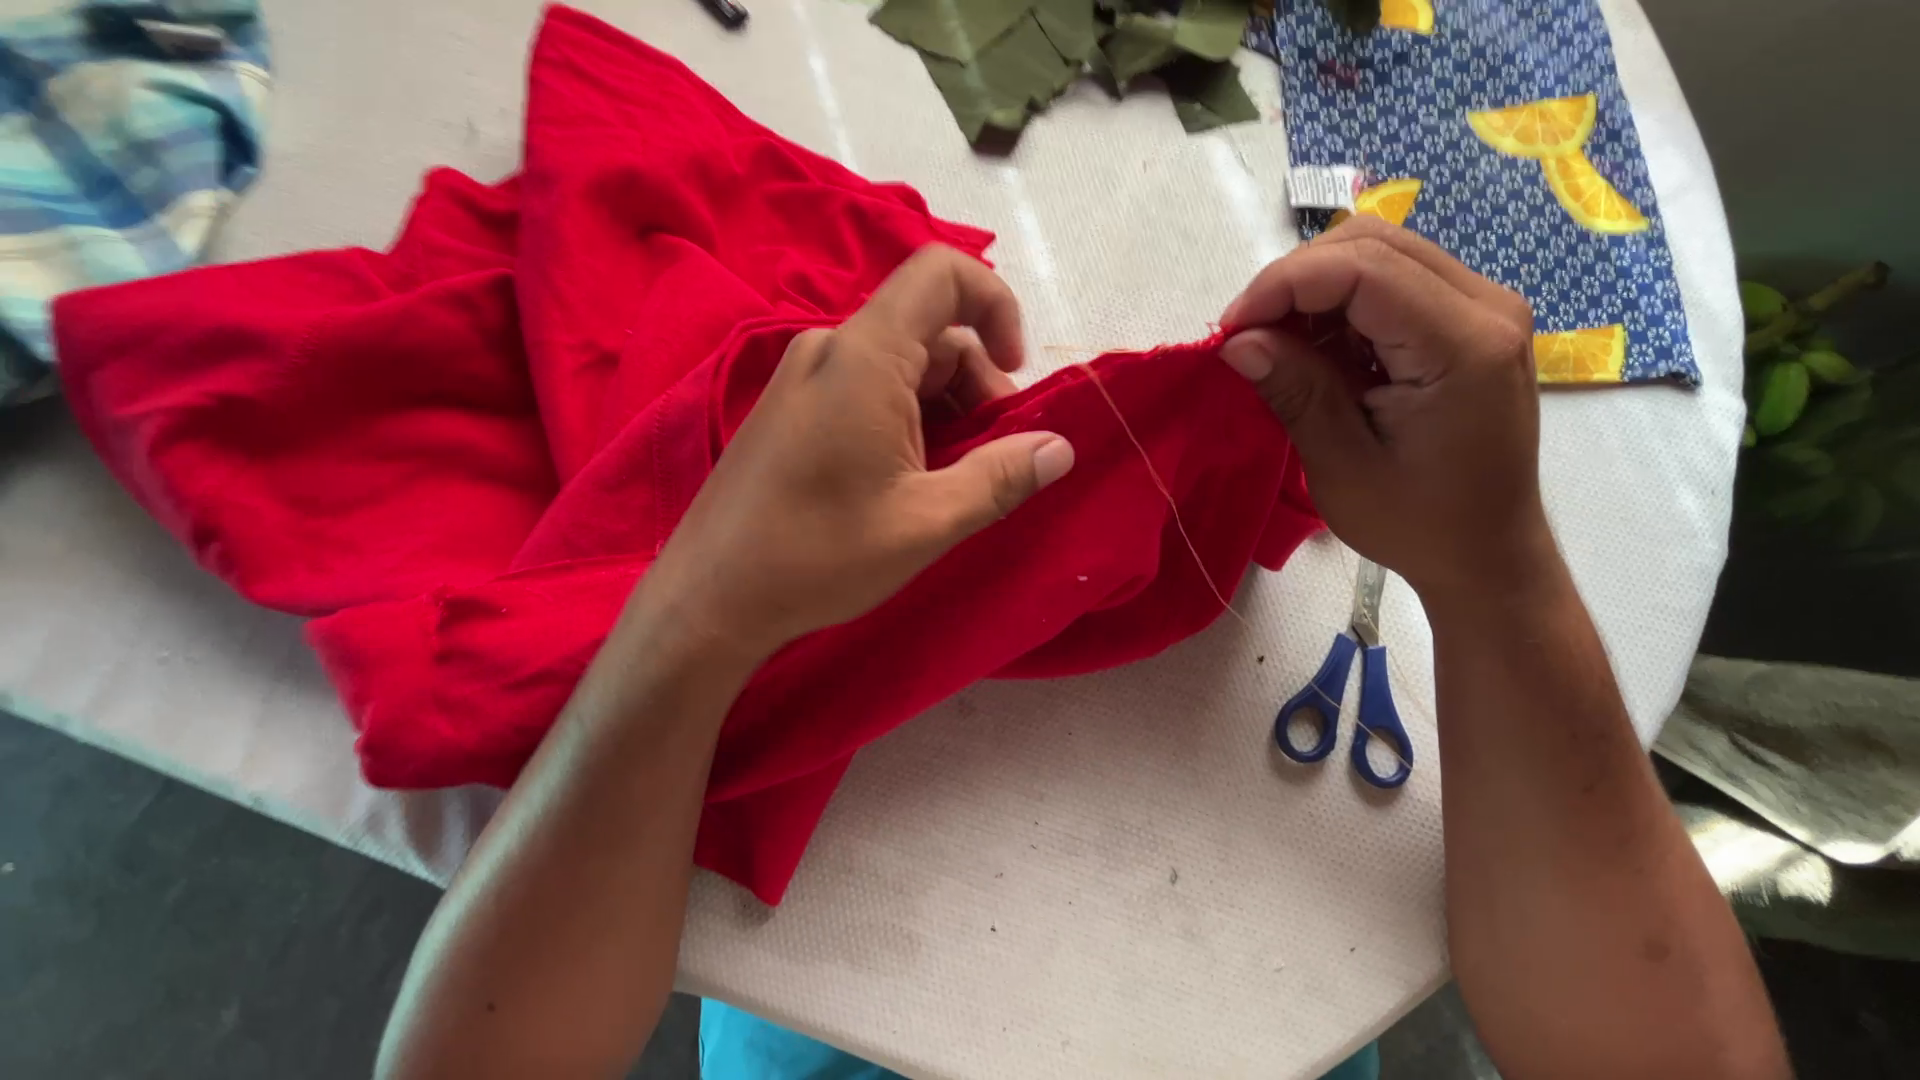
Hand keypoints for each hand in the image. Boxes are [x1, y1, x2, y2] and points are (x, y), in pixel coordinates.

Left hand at [636, 245, 1074, 660]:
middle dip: (979, 385)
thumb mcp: (926, 523)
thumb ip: (1001, 478)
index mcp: (864, 356)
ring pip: (900, 365)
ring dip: (945, 410)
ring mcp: (803, 378)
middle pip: (930, 330)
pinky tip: (908, 481)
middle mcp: (830, 349)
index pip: (942, 274)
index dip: (996, 305)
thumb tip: (1059, 449)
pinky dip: (906, 420)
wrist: (710, 597)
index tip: (1016, 375)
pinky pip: (866, 388)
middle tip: (994, 461)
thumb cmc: (817, 556)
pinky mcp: (790, 409)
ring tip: (952, 481)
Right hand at [1219, 216, 1554, 606]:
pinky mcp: (1469, 321)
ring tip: (1275, 344)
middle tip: (1246, 334)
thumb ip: (1296, 392)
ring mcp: (1483, 309)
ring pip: (1381, 254)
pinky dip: (1339, 306)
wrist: (1486, 553)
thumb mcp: (1343, 467)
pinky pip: (1394, 282)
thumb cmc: (1418, 524)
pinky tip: (1314, 349)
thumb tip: (1237, 341)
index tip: (1230, 330)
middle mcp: (1487, 307)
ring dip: (1313, 290)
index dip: (1283, 285)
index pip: (1362, 269)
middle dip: (1293, 280)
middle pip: (1373, 245)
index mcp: (1463, 346)